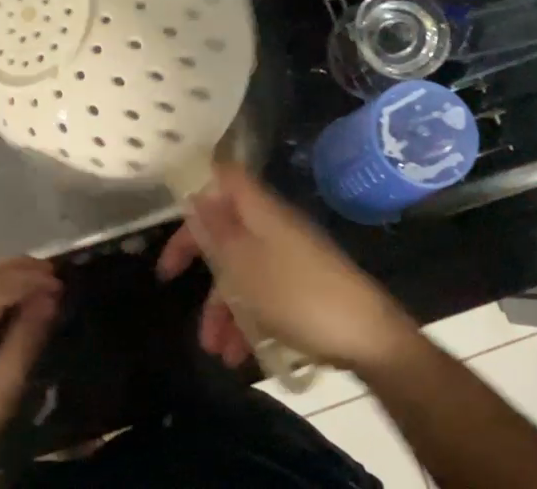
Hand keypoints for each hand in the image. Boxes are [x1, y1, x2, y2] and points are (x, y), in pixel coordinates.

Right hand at [156, 164, 416, 373]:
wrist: (367, 337)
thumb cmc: (298, 295)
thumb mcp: (245, 265)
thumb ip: (217, 230)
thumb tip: (193, 194)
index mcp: (261, 213)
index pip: (225, 180)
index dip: (198, 189)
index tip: (173, 215)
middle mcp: (274, 229)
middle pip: (227, 230)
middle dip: (200, 262)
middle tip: (169, 282)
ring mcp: (290, 259)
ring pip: (242, 271)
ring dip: (221, 307)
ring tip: (213, 348)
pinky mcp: (303, 289)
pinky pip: (263, 296)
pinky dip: (246, 322)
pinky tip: (238, 356)